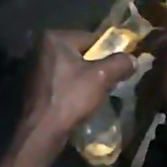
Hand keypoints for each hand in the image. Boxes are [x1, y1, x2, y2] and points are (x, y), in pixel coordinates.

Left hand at [18, 31, 135, 150]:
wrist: (41, 128)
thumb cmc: (70, 98)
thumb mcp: (100, 78)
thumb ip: (119, 63)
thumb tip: (132, 58)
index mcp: (54, 37)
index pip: (90, 38)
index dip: (108, 51)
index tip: (120, 65)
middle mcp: (41, 45)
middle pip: (79, 51)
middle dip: (95, 64)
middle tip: (110, 80)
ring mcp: (35, 63)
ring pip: (70, 65)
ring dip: (83, 75)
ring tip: (96, 90)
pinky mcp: (34, 80)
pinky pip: (60, 77)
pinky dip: (71, 84)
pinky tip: (80, 97)